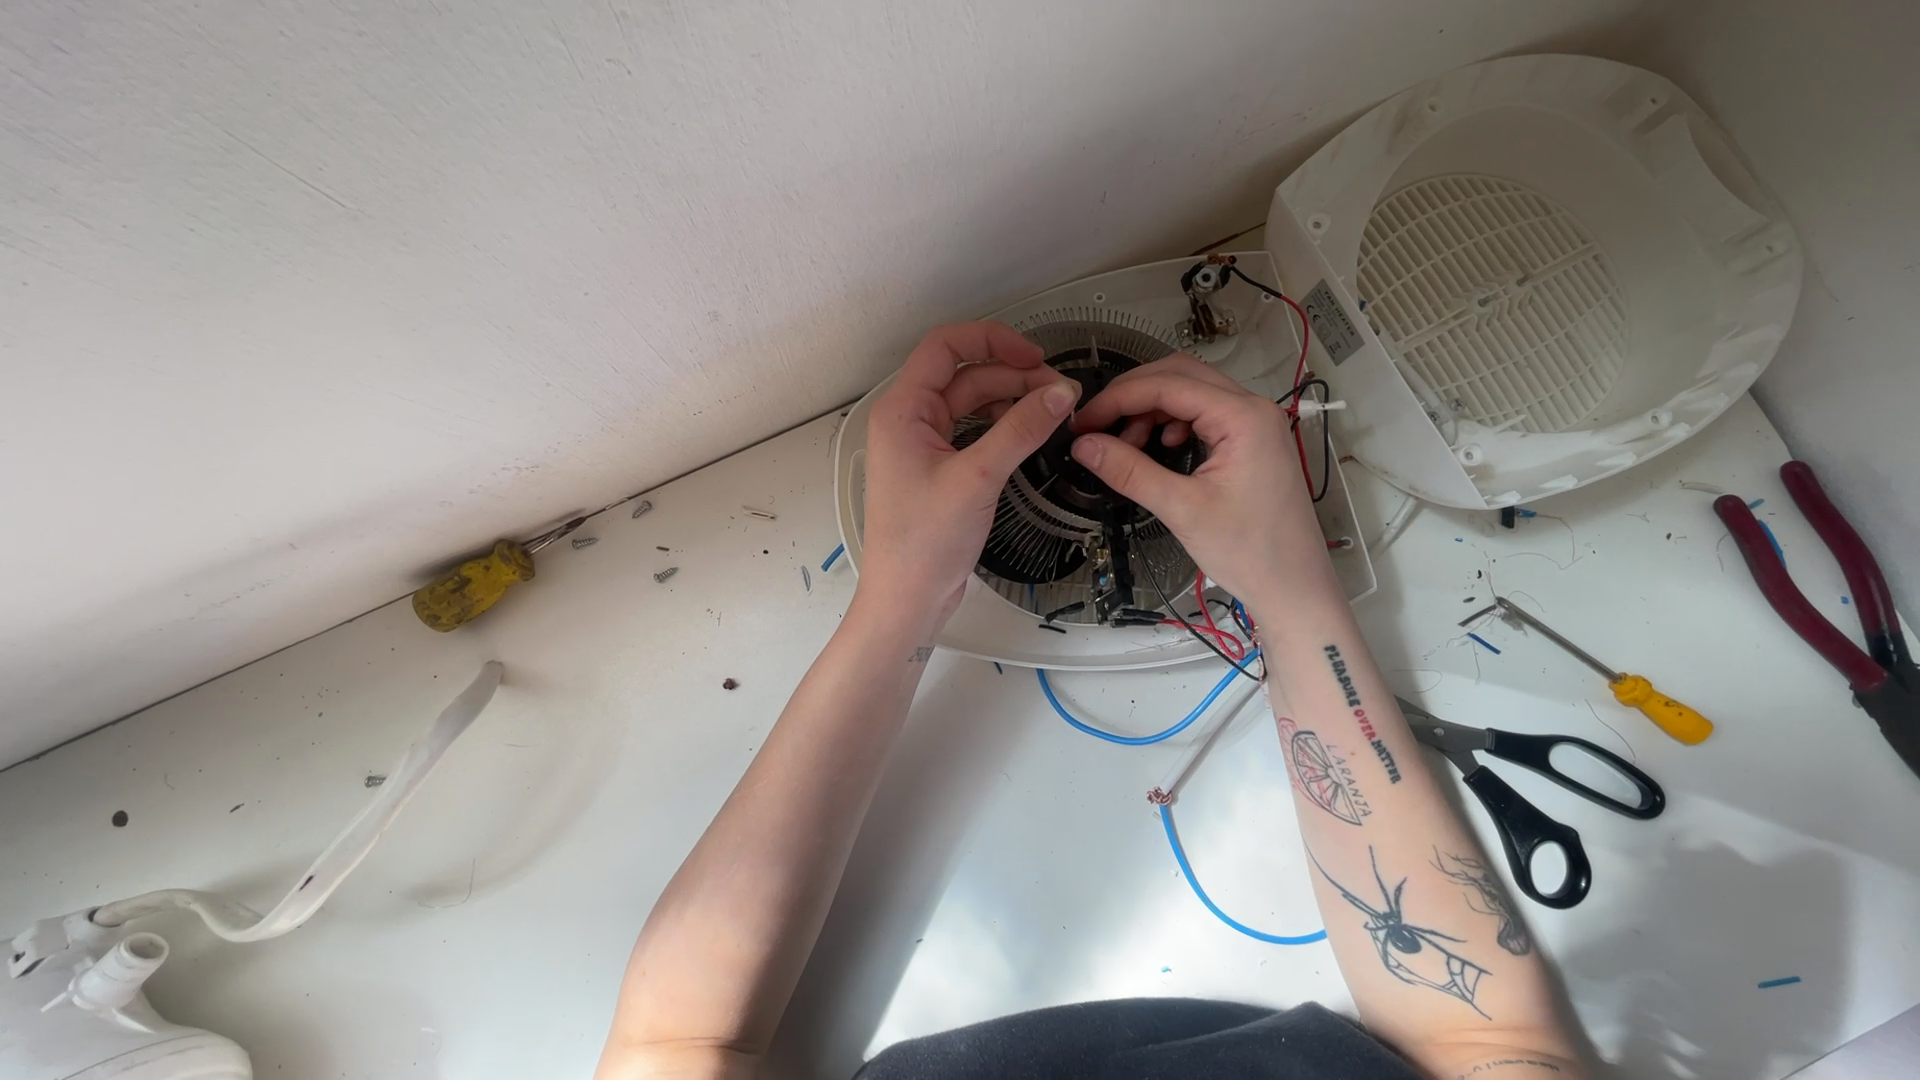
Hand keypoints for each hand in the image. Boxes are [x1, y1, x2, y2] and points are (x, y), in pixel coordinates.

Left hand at [858, 323, 1078, 626]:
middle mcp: (909, 421)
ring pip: (972, 404)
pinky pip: (974, 433)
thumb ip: (1020, 430)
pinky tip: (1030, 433)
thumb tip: (1060, 392)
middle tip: (1060, 393)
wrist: (907, 600)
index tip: (1035, 356)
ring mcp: (924, 447)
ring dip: (1011, 402)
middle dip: (1013, 377)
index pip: (945, 347)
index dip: (992, 340)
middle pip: (966, 375)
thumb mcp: (977, 478)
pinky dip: (1003, 428)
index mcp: (902, 410)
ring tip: (1053, 412)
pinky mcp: (940, 471)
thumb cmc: (924, 543)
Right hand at [1068, 354, 1334, 608]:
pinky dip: (1170, 423)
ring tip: (1125, 445)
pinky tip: (1156, 447)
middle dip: (1132, 395)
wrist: (1293, 587)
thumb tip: (1085, 446)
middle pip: (1179, 375)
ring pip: (1189, 393)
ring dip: (1150, 410)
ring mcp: (1253, 424)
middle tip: (1095, 425)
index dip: (1117, 399)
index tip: (1083, 423)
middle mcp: (1252, 410)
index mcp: (1243, 417)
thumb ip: (1130, 471)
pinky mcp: (1249, 442)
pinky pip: (1202, 415)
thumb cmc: (1251, 552)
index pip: (1167, 385)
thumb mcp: (1181, 509)